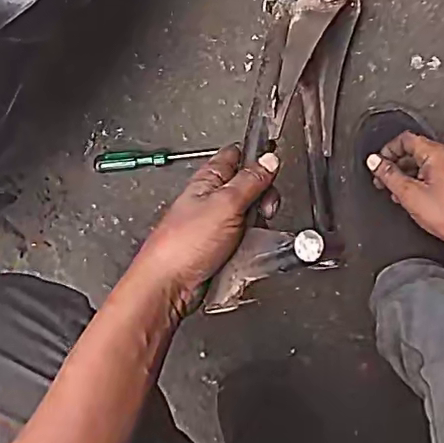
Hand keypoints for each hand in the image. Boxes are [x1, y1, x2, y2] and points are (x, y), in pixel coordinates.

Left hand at [126, 146, 278, 310]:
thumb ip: (250, 181)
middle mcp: (212, 199)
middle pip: (250, 188)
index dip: (257, 158)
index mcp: (208, 179)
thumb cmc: (183, 244)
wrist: (170, 286)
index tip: (273, 168)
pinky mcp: (223, 247)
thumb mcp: (226, 204)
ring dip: (259, 225)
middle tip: (263, 210)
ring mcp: (218, 224)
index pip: (237, 155)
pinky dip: (253, 243)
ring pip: (252, 215)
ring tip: (251, 234)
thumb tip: (269, 160)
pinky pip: (247, 239)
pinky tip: (248, 248)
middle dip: (264, 198)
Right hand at [368, 132, 443, 253]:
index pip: (405, 139)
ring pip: (423, 163)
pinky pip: (434, 174)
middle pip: (414, 150)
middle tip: (383, 179)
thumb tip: (375, 162)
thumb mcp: (409, 194)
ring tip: (397, 193)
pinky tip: (414, 198)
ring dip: (406, 175)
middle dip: (395, 164)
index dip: (387, 150)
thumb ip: (388, 175)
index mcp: (437, 153)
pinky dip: (420, 181)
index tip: (378, 164)